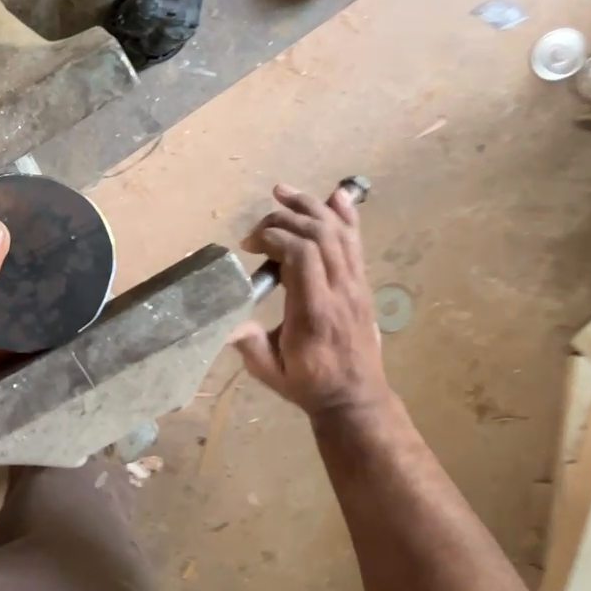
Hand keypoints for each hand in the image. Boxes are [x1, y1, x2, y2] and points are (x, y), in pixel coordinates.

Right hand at [230, 184, 392, 419]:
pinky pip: (356, 242)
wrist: (356, 398)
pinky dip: (346, 215)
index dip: (274, 238)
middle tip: (257, 230)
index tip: (249, 246)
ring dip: (311, 207)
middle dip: (284, 219)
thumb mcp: (271, 372)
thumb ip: (250, 346)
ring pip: (339, 232)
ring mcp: (356, 284)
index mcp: (314, 311)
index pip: (302, 255)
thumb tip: (228, 324)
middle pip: (319, 234)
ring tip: (283, 192)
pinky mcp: (362, 284)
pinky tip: (334, 195)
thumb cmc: (308, 384)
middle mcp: (340, 290)